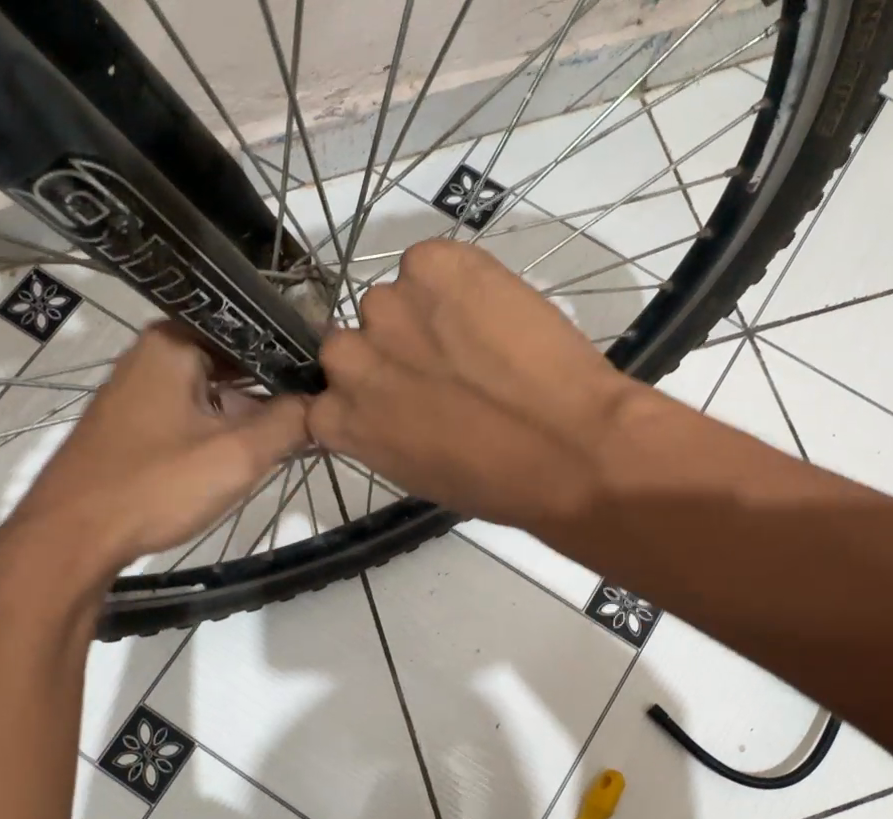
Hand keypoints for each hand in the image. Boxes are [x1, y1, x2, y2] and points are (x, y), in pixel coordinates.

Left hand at [0, 323, 309, 582]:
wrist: (71, 538)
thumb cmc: (155, 486)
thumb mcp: (237, 455)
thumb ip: (290, 423)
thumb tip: (322, 405)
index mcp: (175, 341)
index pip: (254, 332)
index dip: (296, 356)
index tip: (332, 382)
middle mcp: (153, 353)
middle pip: (235, 361)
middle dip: (275, 389)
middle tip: (318, 415)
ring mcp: (139, 389)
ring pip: (214, 390)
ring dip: (250, 413)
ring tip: (294, 435)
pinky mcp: (133, 424)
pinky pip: (192, 412)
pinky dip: (221, 429)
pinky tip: (246, 453)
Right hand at [309, 239, 641, 530]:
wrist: (570, 447)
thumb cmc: (498, 481)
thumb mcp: (417, 472)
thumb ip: (382, 432)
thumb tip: (392, 406)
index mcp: (341, 419)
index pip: (322, 394)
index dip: (363, 392)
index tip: (396, 398)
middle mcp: (348, 358)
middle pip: (353, 342)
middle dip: (390, 352)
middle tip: (443, 369)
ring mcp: (388, 306)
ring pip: (393, 301)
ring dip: (423, 314)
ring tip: (477, 339)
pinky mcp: (431, 264)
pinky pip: (429, 263)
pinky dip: (455, 279)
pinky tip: (490, 308)